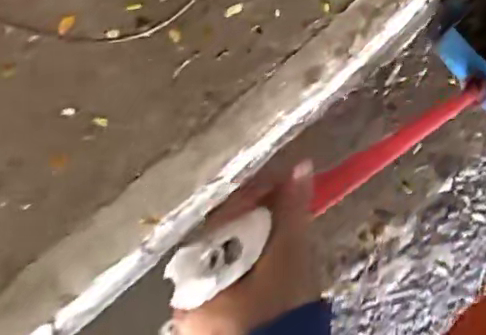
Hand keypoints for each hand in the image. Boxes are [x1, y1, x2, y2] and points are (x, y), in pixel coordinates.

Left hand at [172, 161, 321, 334]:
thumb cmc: (277, 317)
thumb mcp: (289, 259)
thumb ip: (292, 210)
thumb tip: (300, 166)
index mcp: (194, 275)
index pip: (226, 215)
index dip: (259, 193)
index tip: (287, 183)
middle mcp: (185, 296)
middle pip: (227, 236)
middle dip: (261, 217)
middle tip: (290, 206)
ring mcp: (197, 318)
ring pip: (231, 260)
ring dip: (260, 240)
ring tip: (289, 231)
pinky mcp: (214, 329)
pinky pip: (232, 282)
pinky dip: (254, 266)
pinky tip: (275, 264)